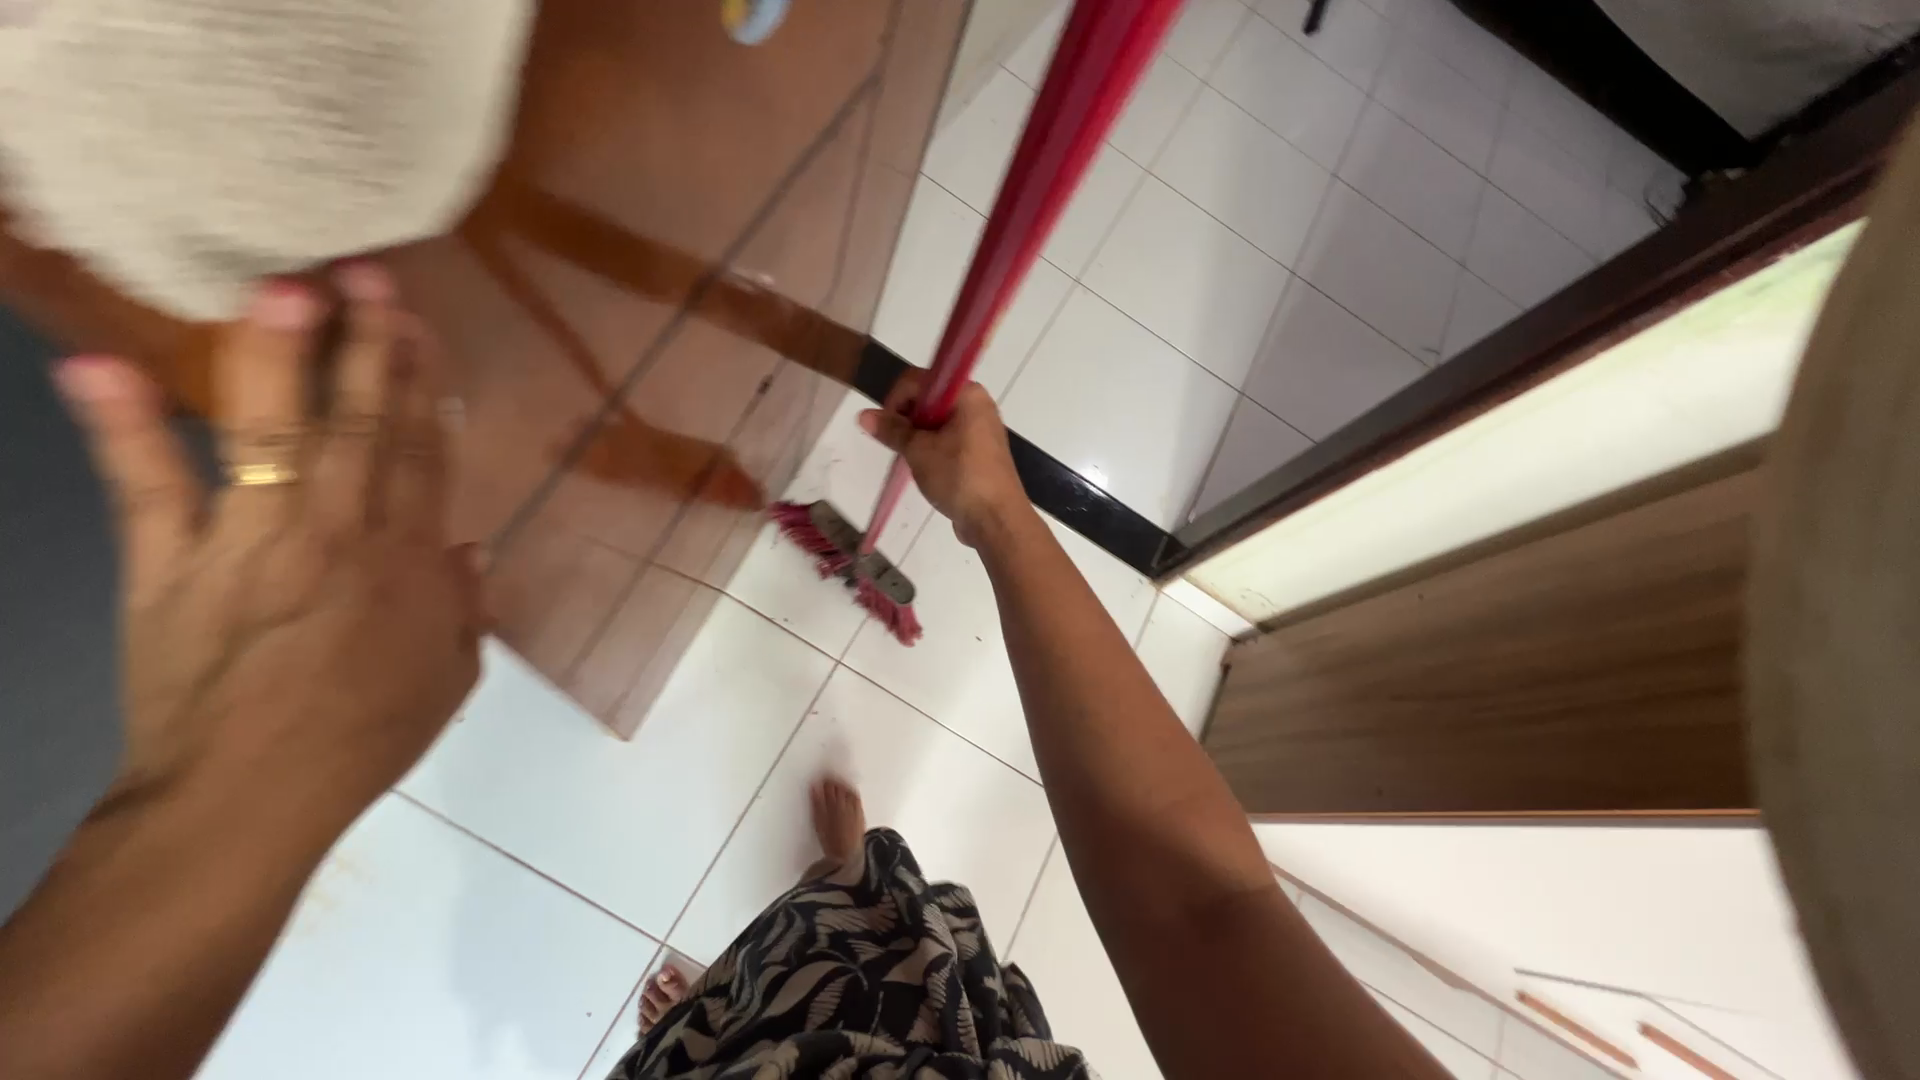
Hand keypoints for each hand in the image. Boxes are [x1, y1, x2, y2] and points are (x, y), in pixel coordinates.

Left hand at [53, 265, 484, 827]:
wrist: (249, 798)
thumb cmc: (366, 735)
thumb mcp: (451, 674)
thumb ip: (465, 605)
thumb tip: (470, 546)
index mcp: (411, 564)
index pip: (421, 455)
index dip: (422, 387)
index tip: (417, 327)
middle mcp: (340, 537)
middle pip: (360, 426)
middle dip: (367, 348)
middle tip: (364, 275)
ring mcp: (252, 544)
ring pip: (273, 436)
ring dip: (276, 361)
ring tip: (280, 290)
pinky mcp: (169, 566)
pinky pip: (147, 491)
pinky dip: (122, 429)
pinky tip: (100, 365)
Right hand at [857, 370, 1031, 547]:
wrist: (997, 519)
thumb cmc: (959, 476)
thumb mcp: (919, 451)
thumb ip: (892, 430)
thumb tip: (864, 414)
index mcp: (967, 393)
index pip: (920, 380)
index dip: (896, 400)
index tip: (886, 427)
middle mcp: (978, 405)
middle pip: (929, 400)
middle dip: (907, 419)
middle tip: (897, 446)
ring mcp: (982, 430)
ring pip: (938, 422)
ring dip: (919, 437)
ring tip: (910, 460)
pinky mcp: (981, 453)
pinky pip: (949, 441)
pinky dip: (933, 450)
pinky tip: (926, 470)